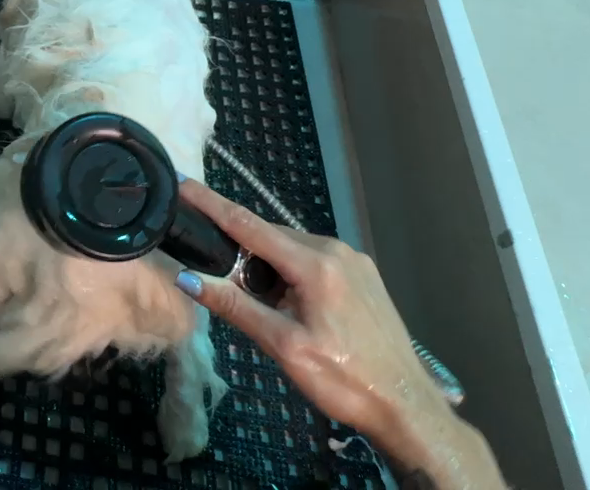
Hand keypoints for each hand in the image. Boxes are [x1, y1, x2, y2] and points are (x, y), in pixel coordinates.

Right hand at [175, 183, 498, 484]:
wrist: (409, 409)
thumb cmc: (344, 380)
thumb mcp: (283, 346)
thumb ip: (235, 307)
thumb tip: (186, 278)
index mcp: (313, 263)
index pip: (247, 224)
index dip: (210, 202)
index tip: (180, 181)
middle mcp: (334, 249)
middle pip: (269, 235)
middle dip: (240, 247)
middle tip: (222, 278)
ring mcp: (353, 259)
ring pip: (291, 246)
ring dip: (267, 262)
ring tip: (264, 302)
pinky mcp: (364, 273)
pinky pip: (312, 257)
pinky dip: (291, 268)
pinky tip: (292, 300)